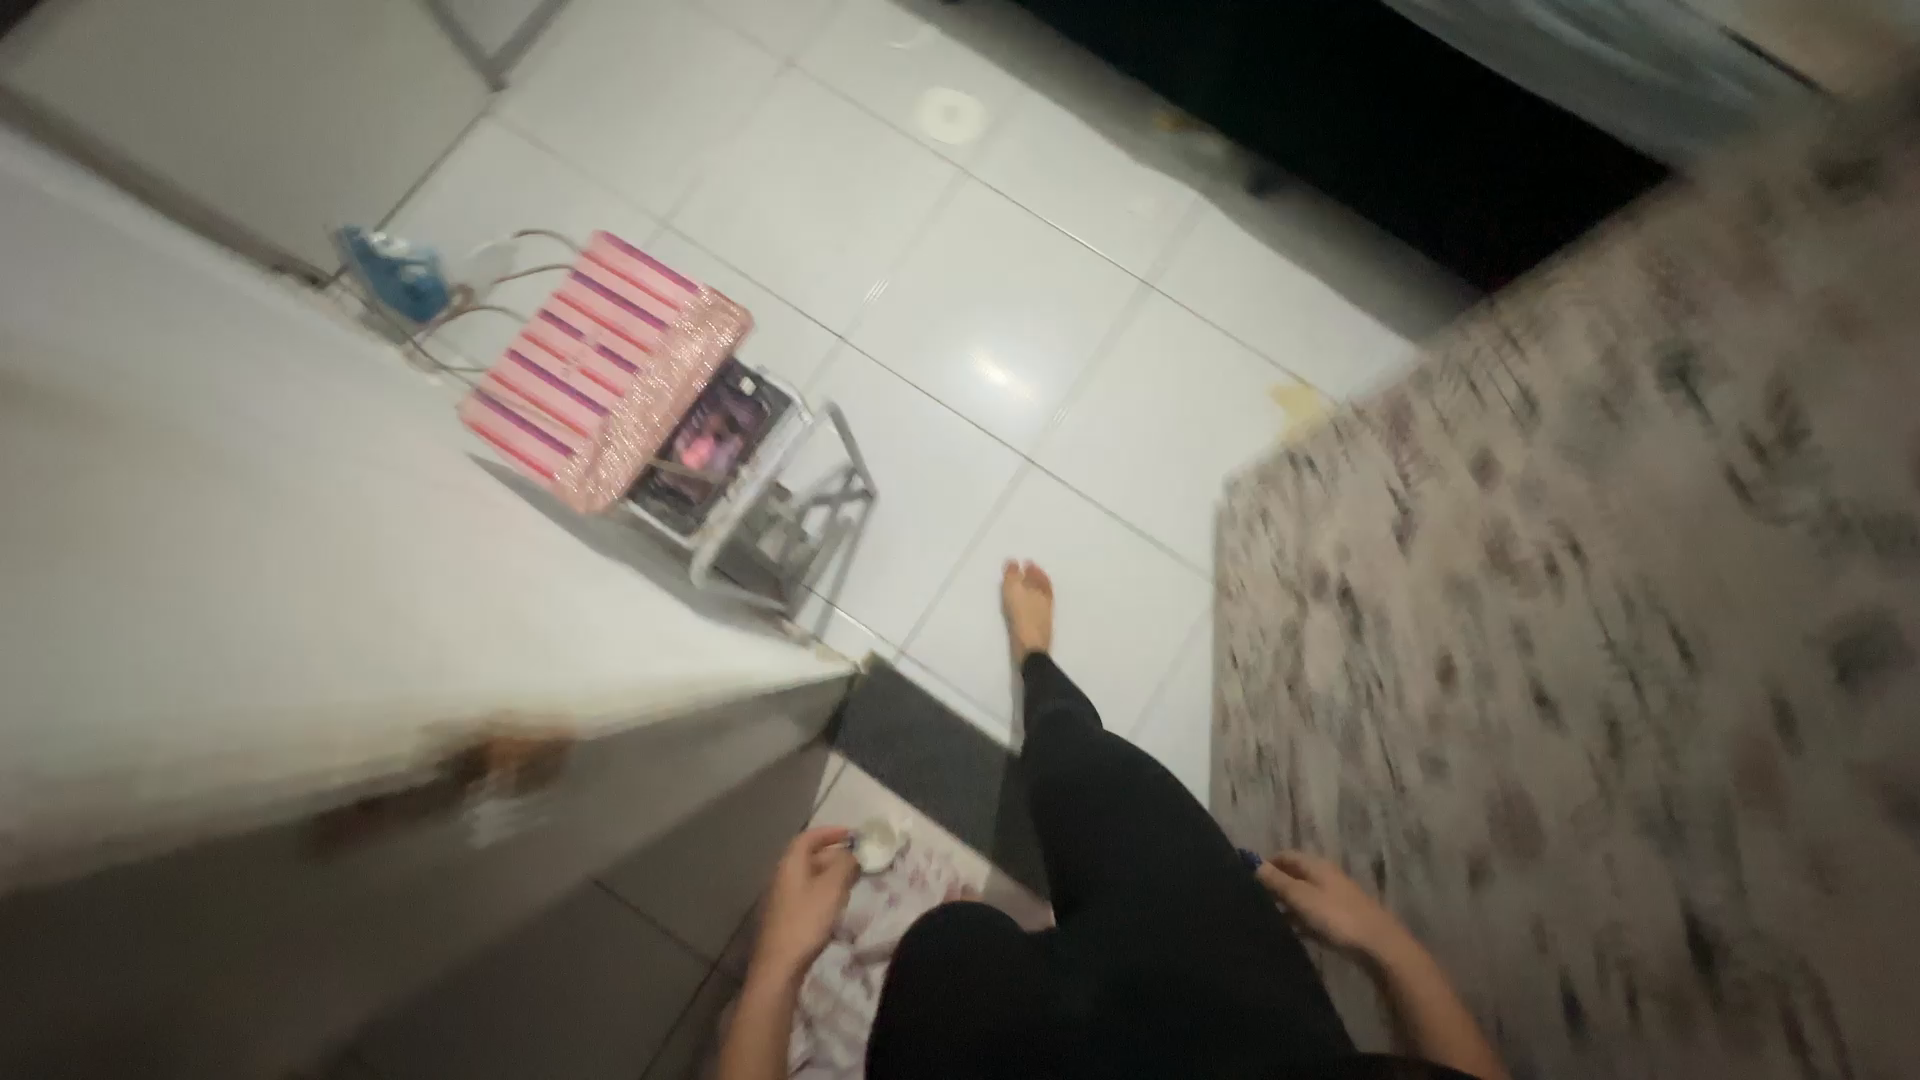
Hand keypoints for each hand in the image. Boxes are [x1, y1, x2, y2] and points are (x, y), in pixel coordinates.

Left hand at [750, 826, 858, 982]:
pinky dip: (823, 891)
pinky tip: (835, 906)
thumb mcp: (832, 888)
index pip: (809, 837)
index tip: (851, 835)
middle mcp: (782, 876)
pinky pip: (806, 894)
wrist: (779, 966)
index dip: (830, 832)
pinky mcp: (784, 918)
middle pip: (809, 856)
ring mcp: (781, 898)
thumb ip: (845, 865)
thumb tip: (851, 854)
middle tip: (857, 861)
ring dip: (830, 875)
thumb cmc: (807, 920)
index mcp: (791, 863)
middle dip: (834, 855)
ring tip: (851, 882)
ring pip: (809, 877)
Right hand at [1256, 850, 1409, 956]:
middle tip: (1255, 900)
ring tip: (1268, 918)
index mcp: (1315, 865)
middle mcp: (1325, 876)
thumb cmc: (1337, 916)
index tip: (1247, 879)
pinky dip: (1301, 919)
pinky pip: (1314, 914)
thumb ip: (1275, 880)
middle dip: (1274, 884)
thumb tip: (1251, 862)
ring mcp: (1335, 898)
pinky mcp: (1342, 919)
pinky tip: (1292, 932)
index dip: (1265, 863)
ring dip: (1287, 904)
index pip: (1284, 855)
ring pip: (1304, 895)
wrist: (1381, 947)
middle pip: (1294, 875)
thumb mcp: (1300, 896)